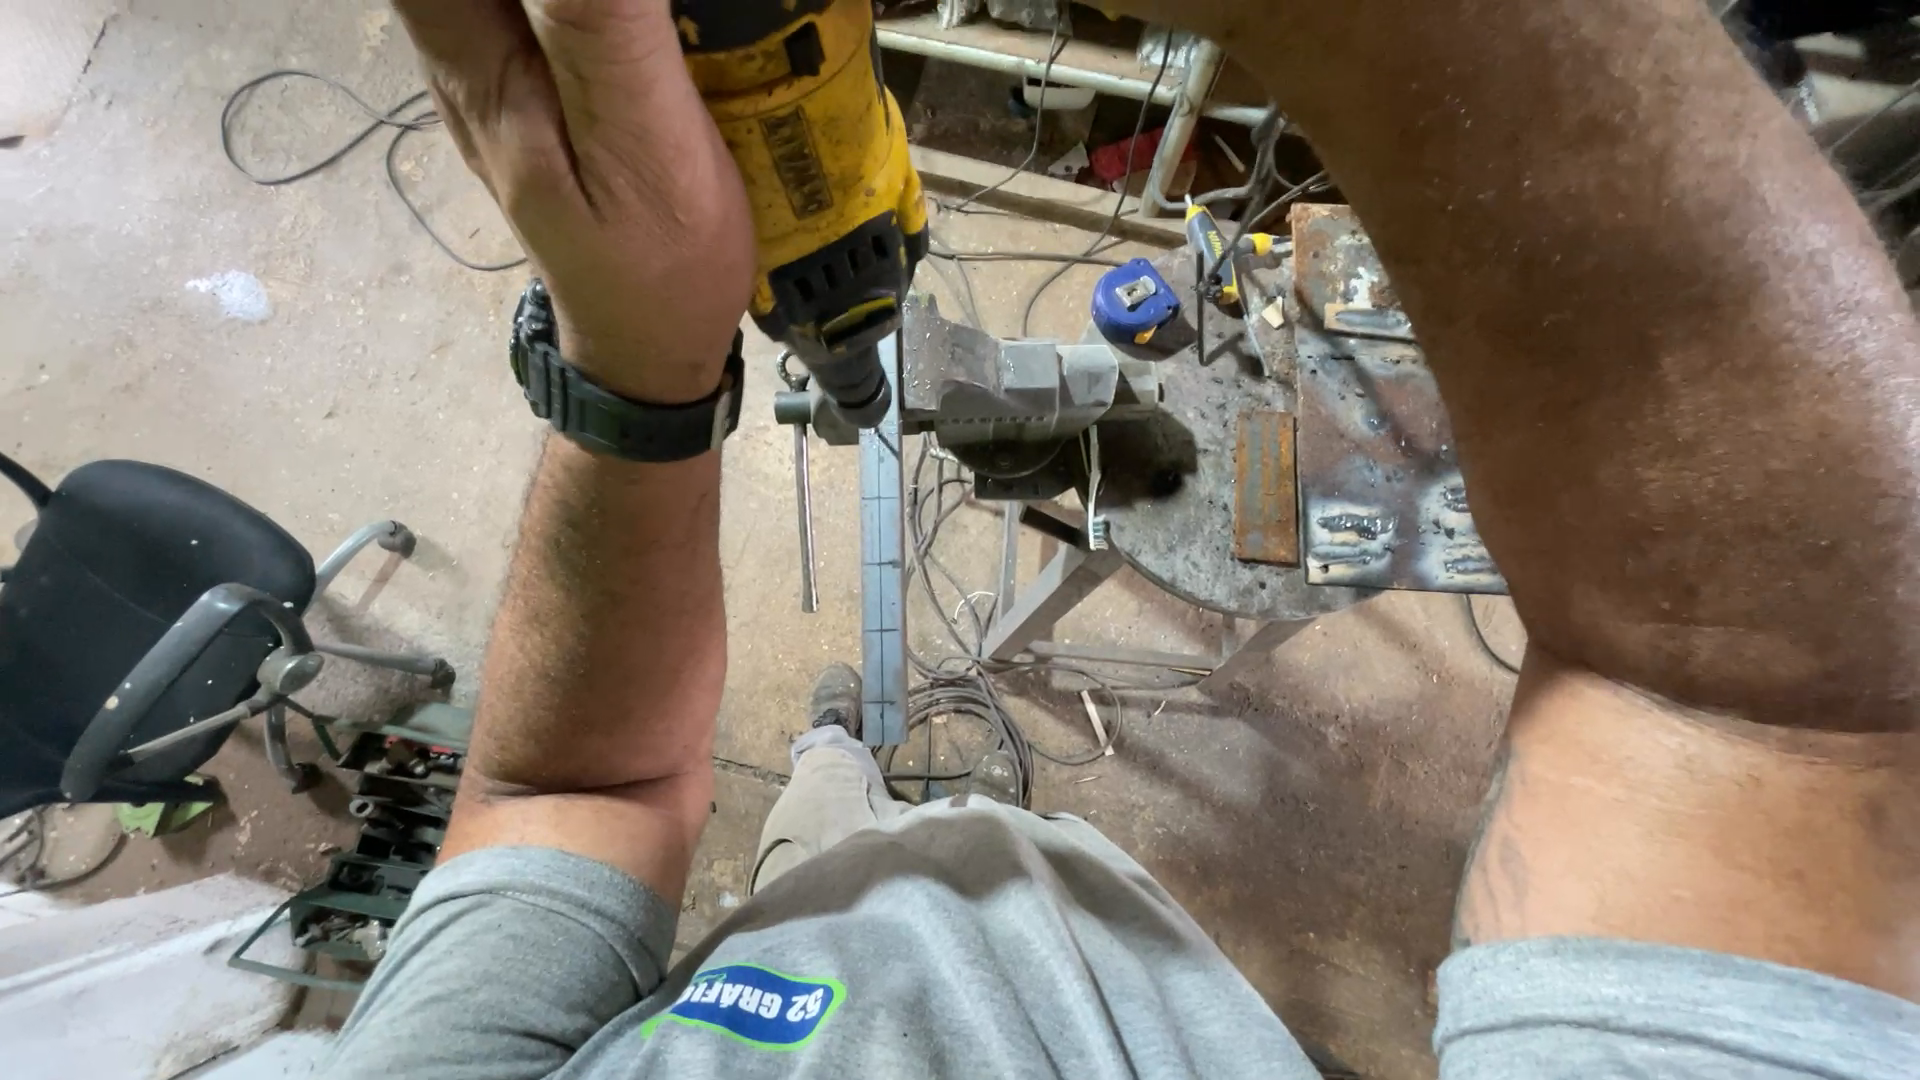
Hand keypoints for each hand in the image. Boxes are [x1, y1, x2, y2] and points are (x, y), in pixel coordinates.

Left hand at [393, 0, 755, 403]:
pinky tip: (634, 27)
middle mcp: (459, 52)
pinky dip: (581, 14)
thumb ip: (602, 23)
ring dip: (585, 6)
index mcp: (476, 61)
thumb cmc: (661, 271)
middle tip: (646, 17)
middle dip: (584, 1)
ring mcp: (490, 75)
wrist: (652, 349)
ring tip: (648, 23)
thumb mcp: (648, 152)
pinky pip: (519, 9)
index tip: (608, 10)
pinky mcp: (530, 96)